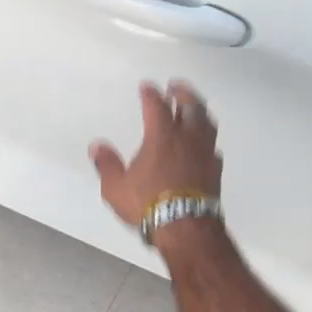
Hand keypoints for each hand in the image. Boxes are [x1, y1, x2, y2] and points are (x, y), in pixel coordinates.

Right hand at [90, 80, 222, 229]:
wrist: (184, 225)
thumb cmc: (146, 204)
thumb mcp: (115, 187)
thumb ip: (107, 164)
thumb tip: (97, 146)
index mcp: (161, 136)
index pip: (156, 107)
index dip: (151, 94)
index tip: (147, 86)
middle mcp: (186, 137)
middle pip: (189, 106)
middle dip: (182, 93)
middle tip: (176, 86)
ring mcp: (204, 151)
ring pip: (206, 121)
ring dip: (199, 109)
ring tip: (194, 107)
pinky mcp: (214, 167)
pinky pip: (212, 144)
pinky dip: (206, 136)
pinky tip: (203, 141)